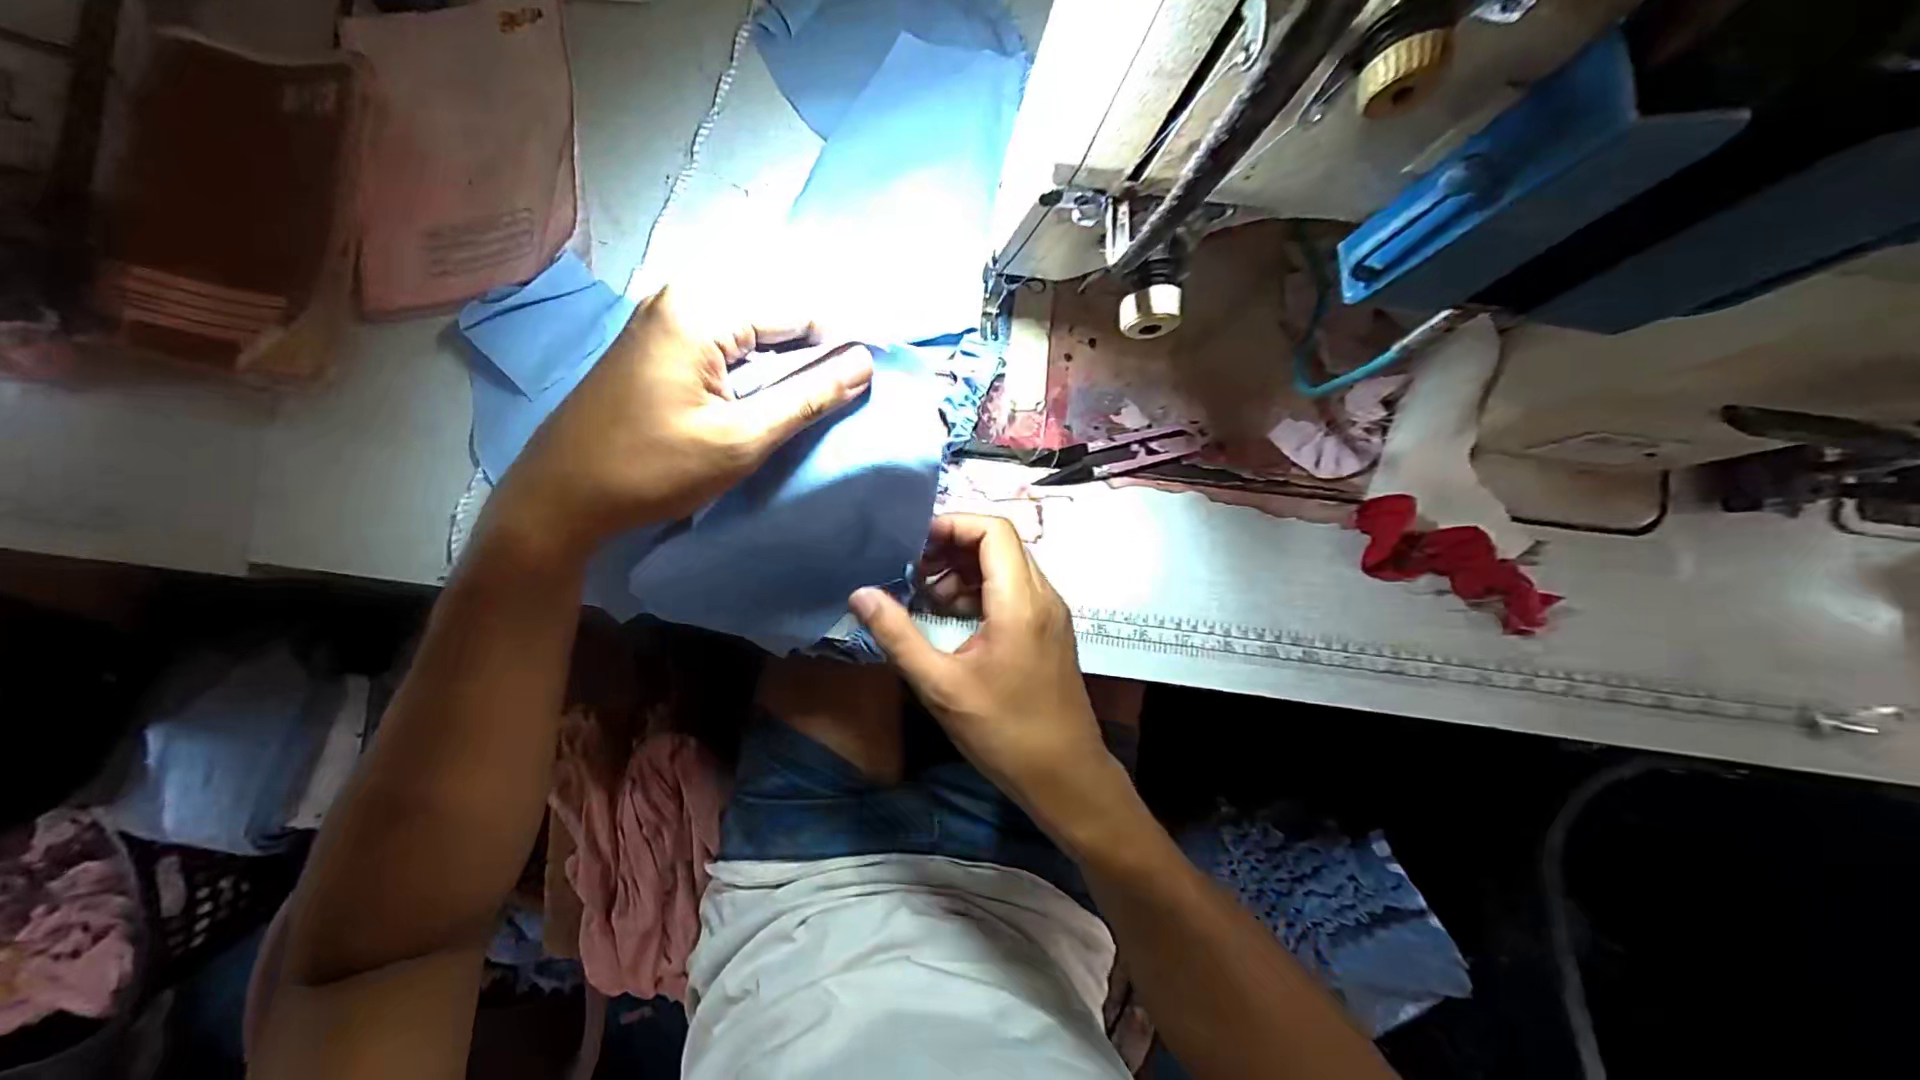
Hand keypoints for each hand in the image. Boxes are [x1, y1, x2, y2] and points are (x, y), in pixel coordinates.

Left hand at [483, 287, 873, 566]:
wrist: (560, 497)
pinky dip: (746, 370)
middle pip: (772, 316)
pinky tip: (751, 403)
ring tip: (788, 409)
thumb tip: (864, 363)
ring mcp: (661, 318)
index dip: (834, 349)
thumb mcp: (742, 439)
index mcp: (700, 311)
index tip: (855, 389)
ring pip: (748, 332)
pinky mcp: (654, 343)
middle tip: (819, 406)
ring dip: (776, 367)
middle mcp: (679, 298)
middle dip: (804, 357)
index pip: (796, 311)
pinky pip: (720, 343)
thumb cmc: (652, 470)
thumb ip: (808, 398)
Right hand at [850, 515, 1136, 850]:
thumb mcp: (941, 685)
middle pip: (999, 544)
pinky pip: (1014, 591)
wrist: (1065, 775)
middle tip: (911, 572)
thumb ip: (898, 635)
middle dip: (952, 548)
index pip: (993, 530)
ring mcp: (1050, 613)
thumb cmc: (1004, 732)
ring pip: (1006, 567)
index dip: (951, 525)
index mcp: (1021, 601)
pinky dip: (981, 592)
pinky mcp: (1048, 630)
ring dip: (964, 572)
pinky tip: (951, 618)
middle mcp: (1043, 596)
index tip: (912, 546)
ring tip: (925, 597)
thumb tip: (860, 594)